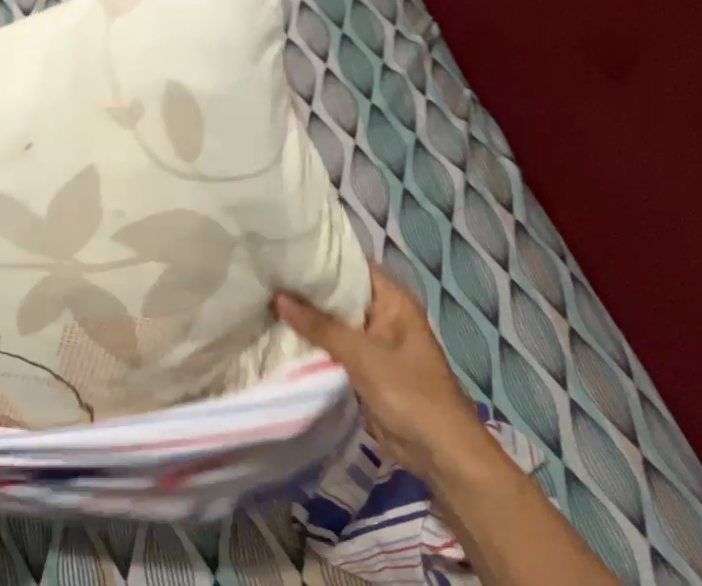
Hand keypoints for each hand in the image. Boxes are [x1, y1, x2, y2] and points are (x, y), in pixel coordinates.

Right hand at [274, 265, 494, 484]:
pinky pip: (331, 346)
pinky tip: (278, 332)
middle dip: (306, 288)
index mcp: (394, 302)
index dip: (320, 257)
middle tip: (265, 273)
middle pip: (339, 293)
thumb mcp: (362, 354)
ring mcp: (372, 342)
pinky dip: (310, 341)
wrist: (438, 450)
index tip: (284, 250)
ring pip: (333, 321)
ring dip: (305, 316)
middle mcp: (383, 315)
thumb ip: (320, 326)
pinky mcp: (362, 367)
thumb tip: (278, 296)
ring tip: (263, 297)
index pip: (353, 265)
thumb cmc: (409, 392)